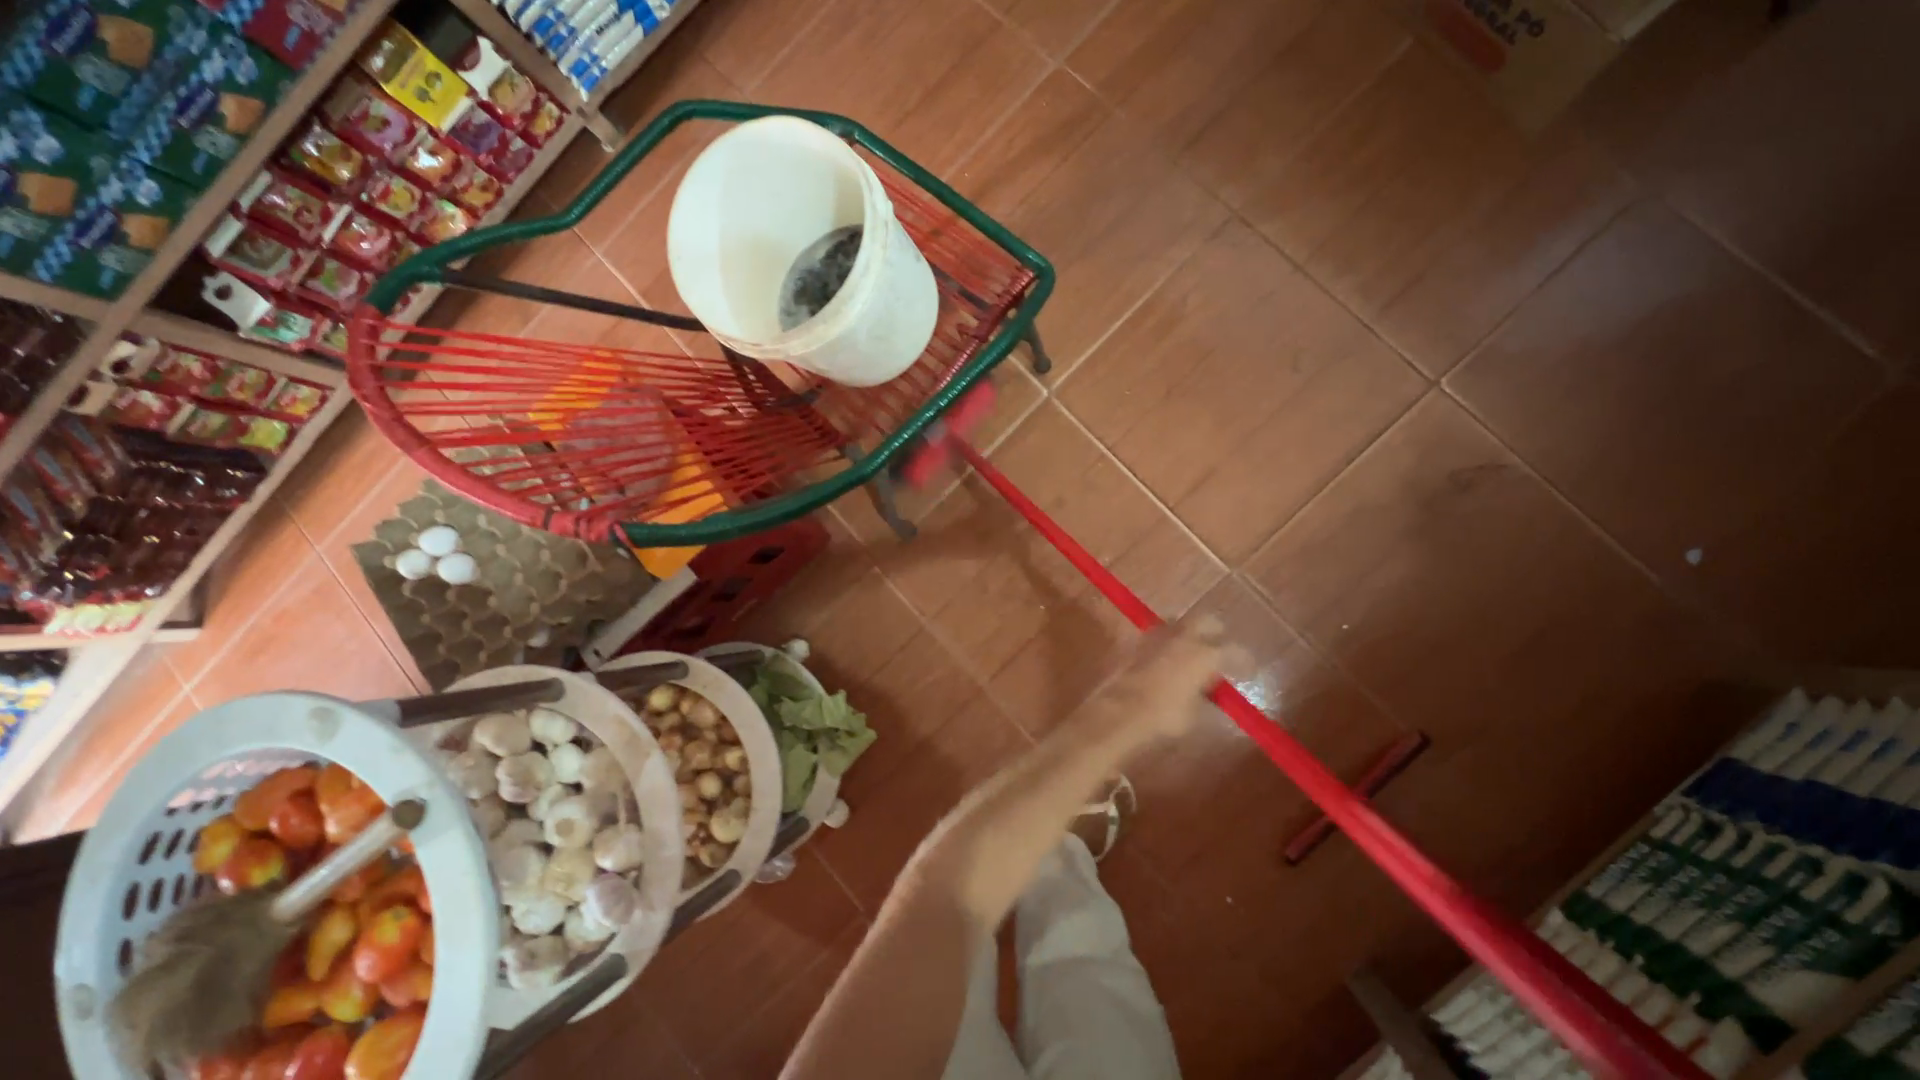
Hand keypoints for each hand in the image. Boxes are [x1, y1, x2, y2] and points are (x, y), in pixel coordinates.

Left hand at [1093, 616, 1236, 739]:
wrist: (1118, 712)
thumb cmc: (1164, 717)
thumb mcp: (1195, 714)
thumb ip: (1206, 697)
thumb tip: (1209, 694)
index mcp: (1205, 654)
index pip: (1235, 651)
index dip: (1243, 662)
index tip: (1246, 672)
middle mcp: (1183, 637)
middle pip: (1208, 621)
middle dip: (1216, 633)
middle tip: (1217, 651)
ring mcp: (1156, 635)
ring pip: (1179, 623)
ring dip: (1187, 634)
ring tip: (1188, 653)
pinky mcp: (1134, 640)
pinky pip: (1155, 635)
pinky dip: (1163, 644)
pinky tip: (1162, 659)